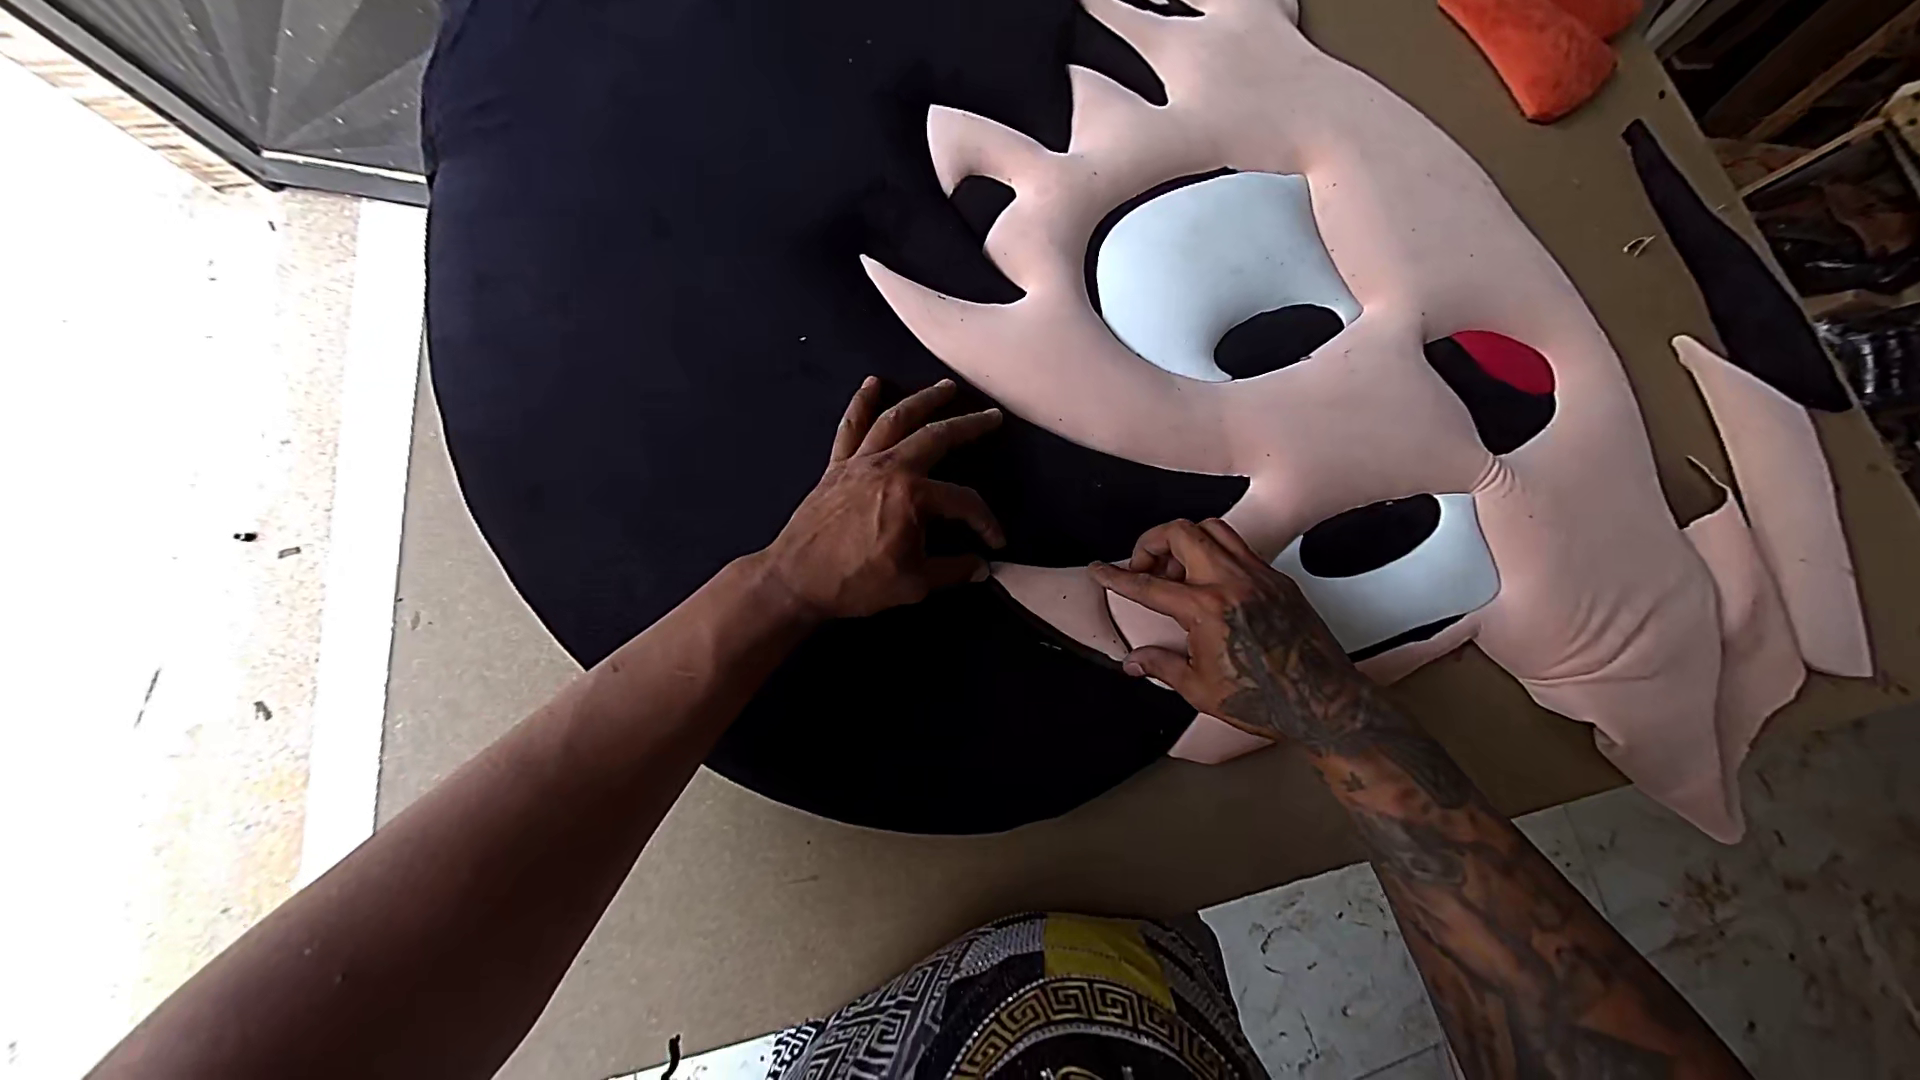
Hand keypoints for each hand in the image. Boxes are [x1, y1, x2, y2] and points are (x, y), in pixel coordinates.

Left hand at [760, 377, 1004, 621]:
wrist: (796, 580)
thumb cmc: (852, 583)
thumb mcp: (914, 585)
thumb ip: (953, 571)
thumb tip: (978, 567)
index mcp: (911, 497)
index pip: (963, 502)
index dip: (985, 522)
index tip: (994, 541)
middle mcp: (888, 469)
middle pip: (937, 437)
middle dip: (969, 425)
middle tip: (991, 417)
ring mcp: (860, 464)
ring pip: (897, 419)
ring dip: (924, 400)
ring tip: (945, 388)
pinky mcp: (837, 467)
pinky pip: (851, 427)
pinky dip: (861, 403)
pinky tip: (872, 385)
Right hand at [1089, 519, 1381, 746]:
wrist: (1324, 704)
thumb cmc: (1269, 699)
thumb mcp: (1199, 687)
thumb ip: (1160, 665)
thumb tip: (1136, 660)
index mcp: (1206, 609)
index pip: (1147, 584)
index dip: (1116, 575)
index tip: (1102, 570)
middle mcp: (1232, 583)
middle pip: (1179, 532)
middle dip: (1150, 542)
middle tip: (1144, 565)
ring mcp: (1258, 576)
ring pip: (1212, 528)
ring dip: (1185, 540)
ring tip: (1177, 568)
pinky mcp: (1278, 580)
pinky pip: (1240, 546)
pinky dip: (1216, 552)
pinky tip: (1211, 579)